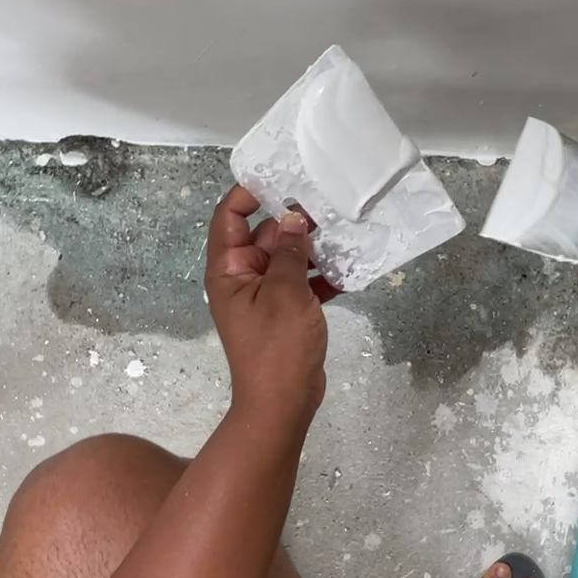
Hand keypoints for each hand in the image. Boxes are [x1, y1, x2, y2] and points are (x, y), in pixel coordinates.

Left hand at [204, 186, 334, 419]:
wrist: (283, 403)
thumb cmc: (277, 347)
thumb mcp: (286, 293)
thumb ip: (291, 252)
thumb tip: (293, 218)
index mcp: (229, 269)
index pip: (229, 217)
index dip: (248, 192)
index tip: (280, 175)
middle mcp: (243, 277)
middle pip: (265, 235)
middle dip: (295, 220)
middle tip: (329, 201)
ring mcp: (265, 296)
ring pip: (288, 258)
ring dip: (313, 248)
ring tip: (344, 230)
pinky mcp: (286, 312)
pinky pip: (302, 283)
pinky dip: (321, 276)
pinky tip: (349, 268)